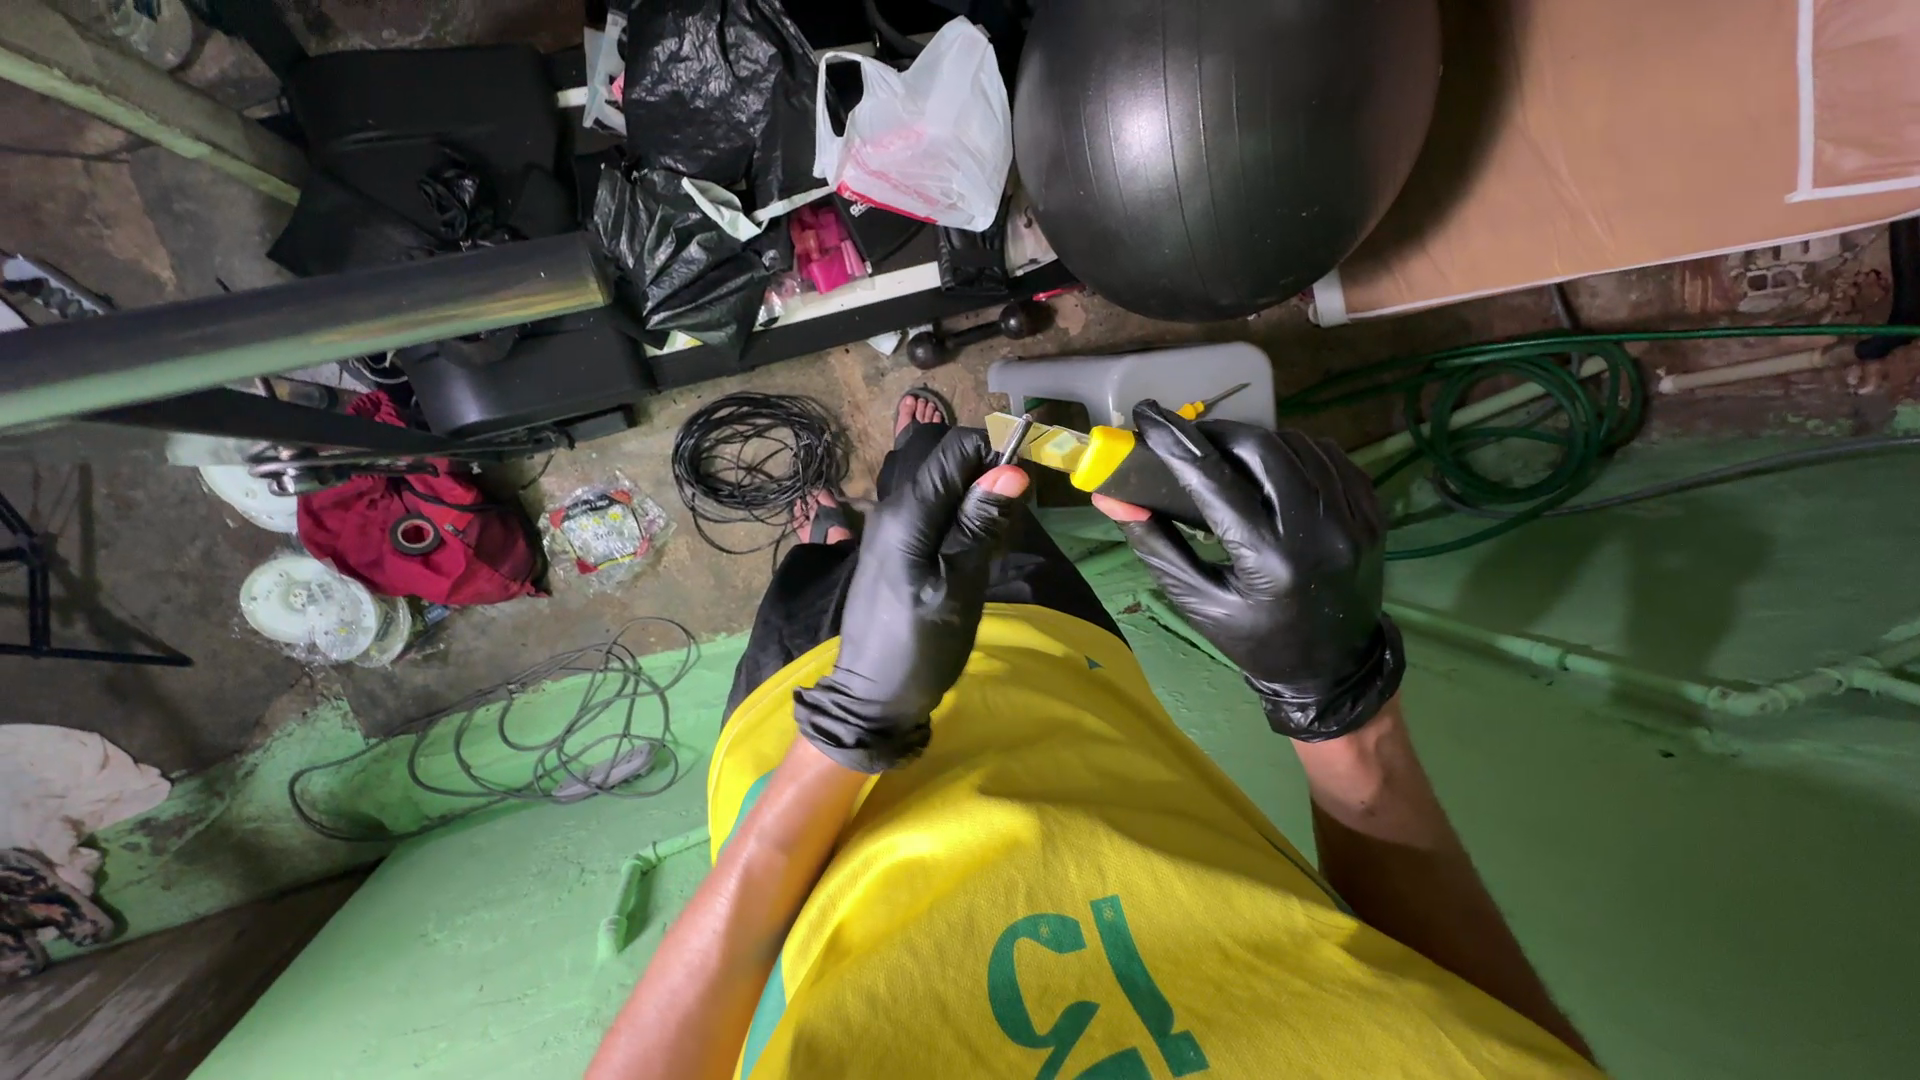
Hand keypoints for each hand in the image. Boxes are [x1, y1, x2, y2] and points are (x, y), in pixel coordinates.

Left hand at [794, 429, 1028, 771]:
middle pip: (951, 464)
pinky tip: (974, 557)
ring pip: (947, 489)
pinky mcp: (896, 547)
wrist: (873, 696)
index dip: (996, 452)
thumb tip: (1011, 469)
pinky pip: (936, 514)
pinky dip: (963, 523)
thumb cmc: (919, 647)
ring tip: (994, 548)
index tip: (1026, 485)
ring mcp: (892, 528)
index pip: (956, 447)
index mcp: (907, 512)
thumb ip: (980, 526)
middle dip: (990, 479)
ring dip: (979, 504)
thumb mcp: (959, 588)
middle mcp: (894, 508)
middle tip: (1010, 528)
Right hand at [1093, 401, 1402, 740]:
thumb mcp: (1196, 600)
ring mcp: (1352, 518)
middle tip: (1190, 437)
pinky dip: (1294, 449)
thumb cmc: (1253, 638)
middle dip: (1218, 432)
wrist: (1332, 668)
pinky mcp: (1372, 512)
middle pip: (1262, 447)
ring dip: (1255, 440)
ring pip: (1298, 444)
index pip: (1213, 478)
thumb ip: (1155, 545)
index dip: (1174, 441)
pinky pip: (1330, 456)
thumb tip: (1112, 498)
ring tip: (1227, 453)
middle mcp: (1317, 530)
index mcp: (1268, 558)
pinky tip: (1273, 465)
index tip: (1146, 416)